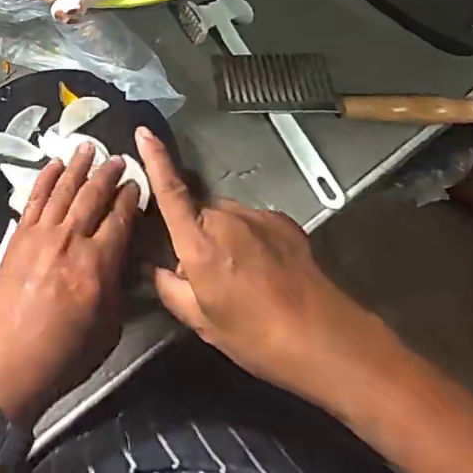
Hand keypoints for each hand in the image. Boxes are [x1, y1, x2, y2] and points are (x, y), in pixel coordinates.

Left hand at [0, 141, 141, 425]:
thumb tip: (122, 255)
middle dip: (108, 175)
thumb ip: (117, 284)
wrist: (11, 361)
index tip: (136, 184)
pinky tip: (55, 164)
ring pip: (63, 189)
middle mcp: (69, 241)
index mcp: (96, 265)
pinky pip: (35, 198)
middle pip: (92, 196)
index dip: (130, 198)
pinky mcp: (20, 236)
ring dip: (78, 166)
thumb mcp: (108, 326)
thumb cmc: (65, 353)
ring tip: (89, 148)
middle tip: (118, 160)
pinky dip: (45, 178)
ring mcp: (41, 234)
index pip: (119, 219)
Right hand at [135, 126, 399, 401]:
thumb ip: (171, 290)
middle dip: (196, 235)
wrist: (328, 340)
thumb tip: (158, 270)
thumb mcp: (204, 324)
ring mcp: (257, 217)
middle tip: (209, 276)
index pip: (170, 191)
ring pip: (226, 219)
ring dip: (224, 238)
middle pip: (198, 213)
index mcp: (199, 242)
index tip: (144, 132)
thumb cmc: (258, 338)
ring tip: (243, 279)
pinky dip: (250, 240)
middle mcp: (226, 219)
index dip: (154, 159)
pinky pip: (252, 223)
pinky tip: (265, 271)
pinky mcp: (283, 221)